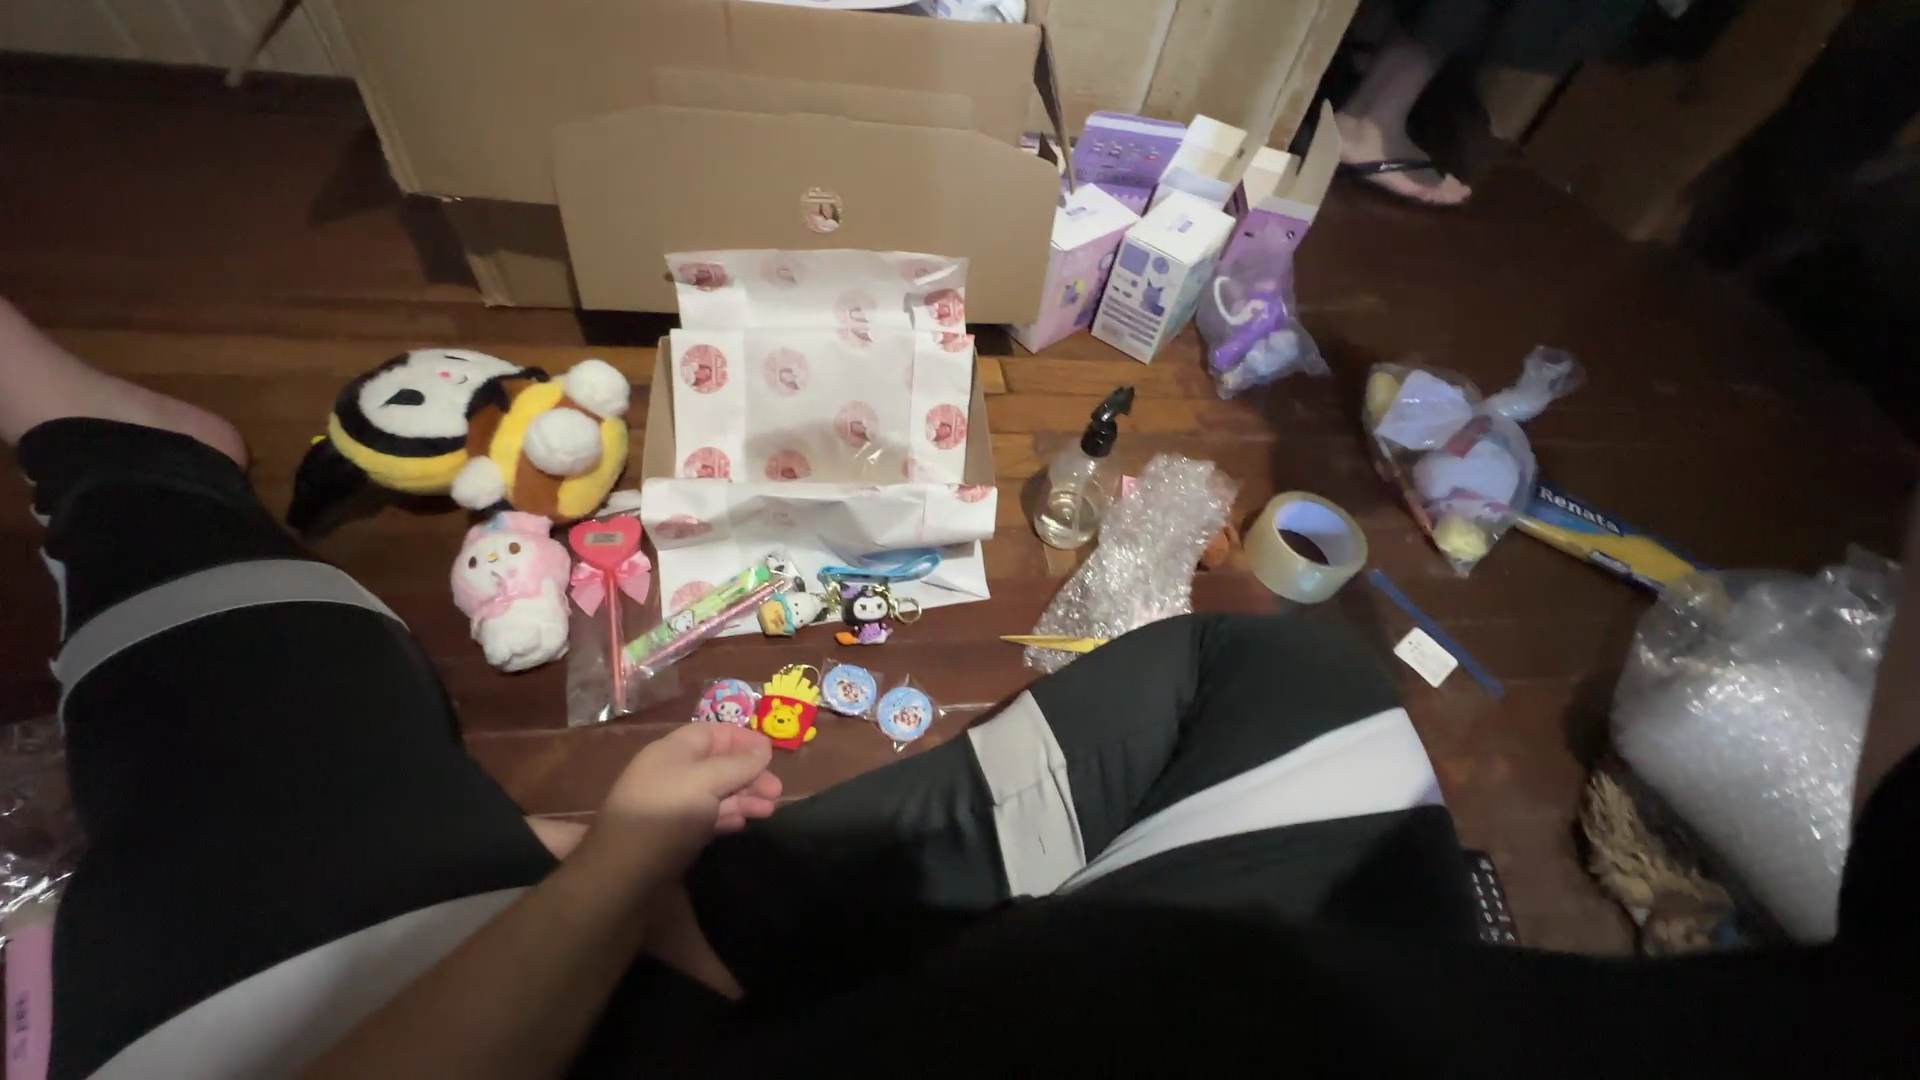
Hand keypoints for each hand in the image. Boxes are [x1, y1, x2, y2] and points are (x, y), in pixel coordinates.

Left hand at [589, 723, 782, 877]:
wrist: (623, 875)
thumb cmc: (665, 816)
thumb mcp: (705, 781)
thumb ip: (738, 764)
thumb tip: (764, 749)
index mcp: (674, 751)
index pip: (714, 733)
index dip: (744, 739)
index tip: (771, 753)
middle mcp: (674, 773)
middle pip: (720, 763)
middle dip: (751, 774)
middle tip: (776, 791)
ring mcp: (675, 805)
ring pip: (718, 792)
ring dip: (745, 797)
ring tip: (768, 811)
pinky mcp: (677, 833)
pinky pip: (709, 817)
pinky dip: (728, 817)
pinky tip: (743, 824)